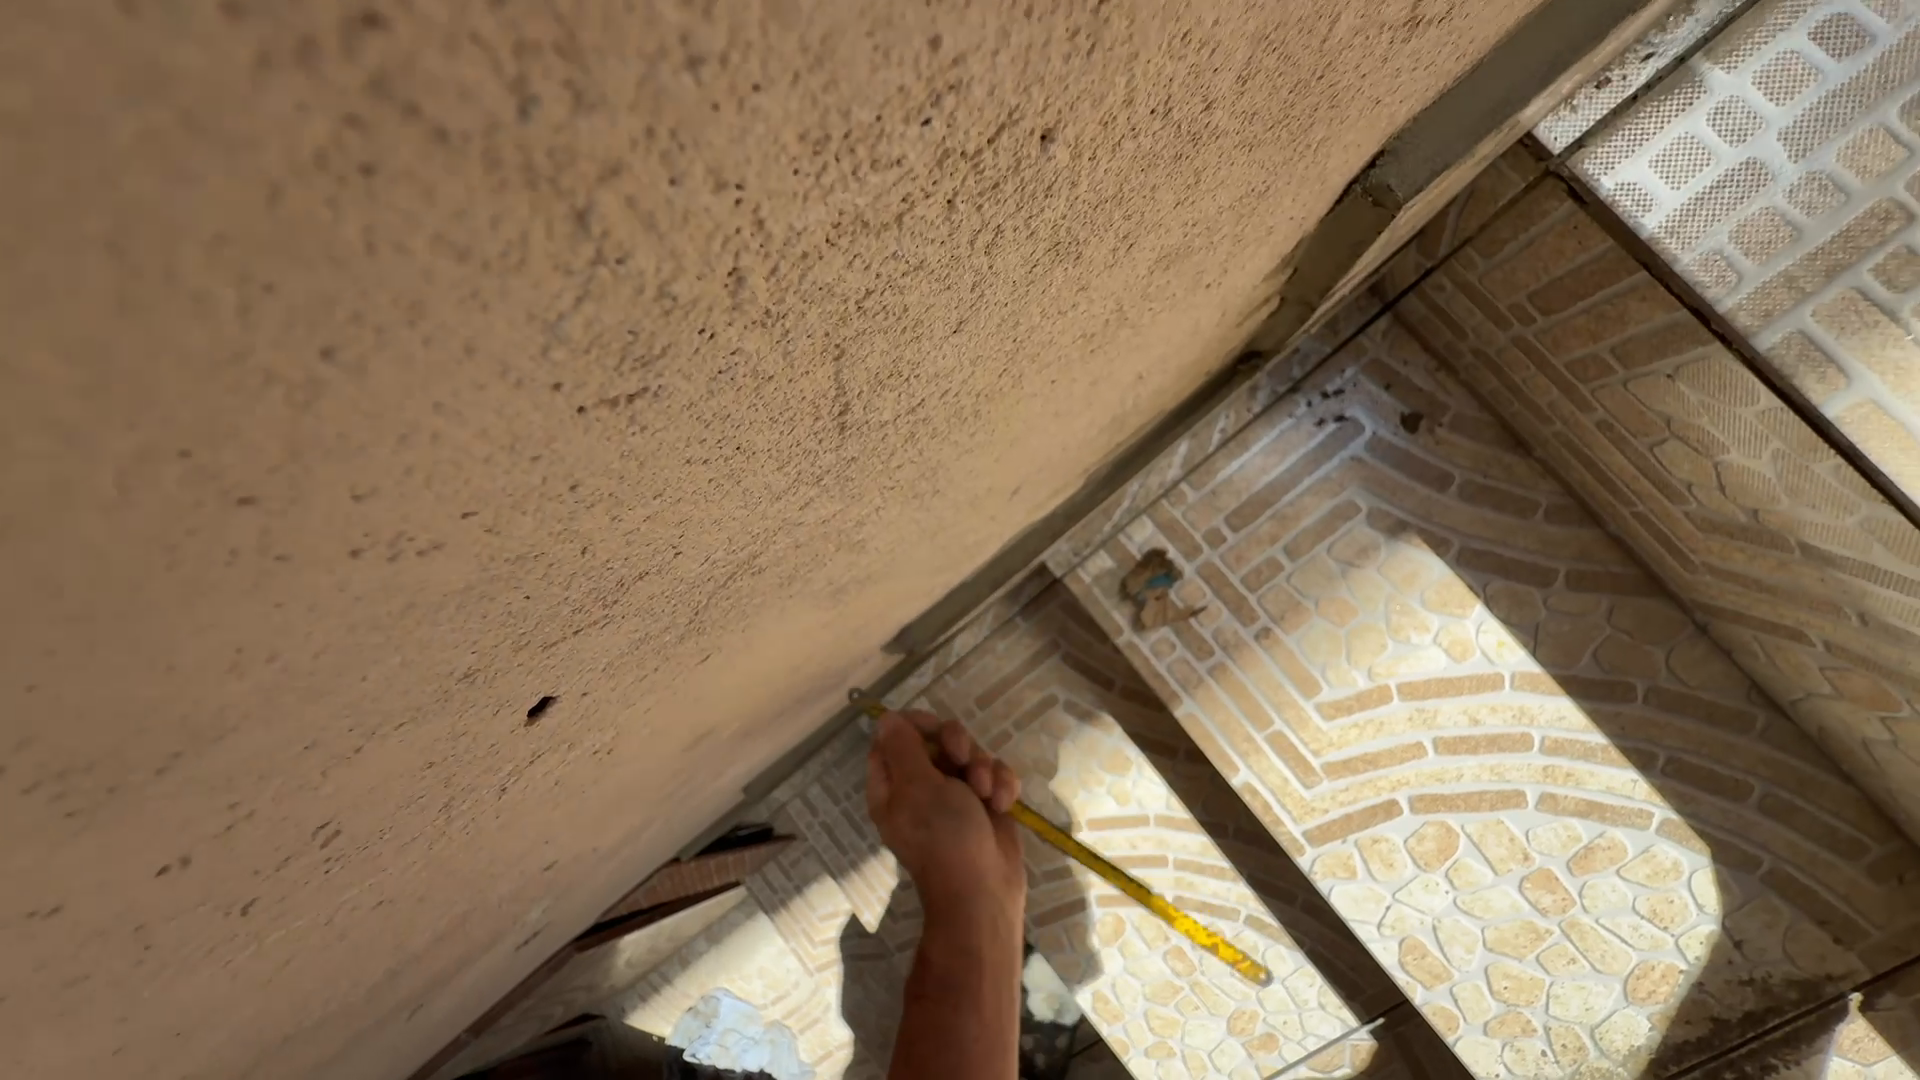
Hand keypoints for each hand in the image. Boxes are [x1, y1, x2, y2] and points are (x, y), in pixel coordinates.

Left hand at [866, 710, 1025, 926]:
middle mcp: (920, 787)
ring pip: (971, 754)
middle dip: (957, 744)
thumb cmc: (943, 837)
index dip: (915, 725)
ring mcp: (955, 796)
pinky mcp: (986, 804)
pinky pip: (994, 775)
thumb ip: (903, 747)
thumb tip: (886, 718)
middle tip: (963, 759)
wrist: (984, 891)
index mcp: (893, 786)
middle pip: (937, 739)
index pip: (893, 737)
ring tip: (986, 793)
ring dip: (983, 767)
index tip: (935, 727)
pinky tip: (1003, 804)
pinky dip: (1001, 785)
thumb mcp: (917, 786)